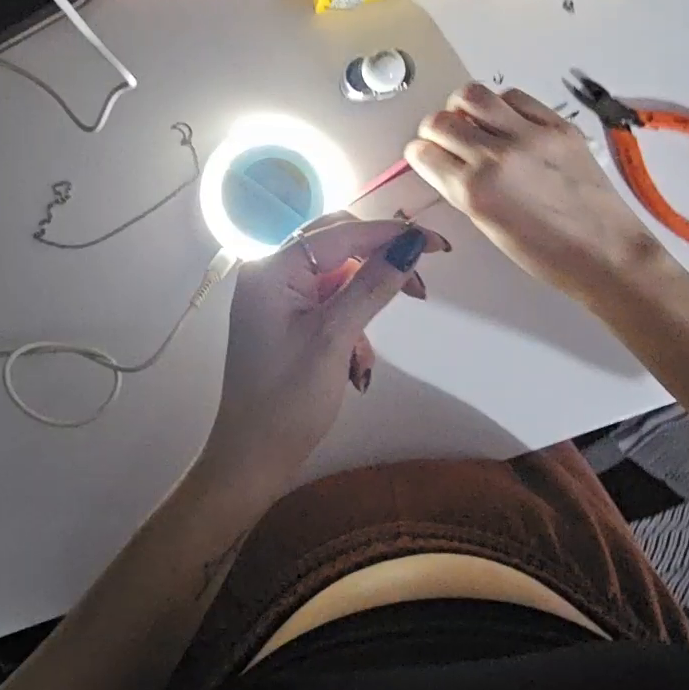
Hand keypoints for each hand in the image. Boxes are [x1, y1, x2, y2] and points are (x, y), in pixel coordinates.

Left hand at [199, 215, 448, 487]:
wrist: (252, 457)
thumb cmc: (288, 400)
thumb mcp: (335, 338)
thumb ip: (372, 285)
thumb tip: (410, 243)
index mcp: (272, 269)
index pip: (341, 232)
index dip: (391, 234)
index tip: (436, 244)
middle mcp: (269, 273)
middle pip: (338, 246)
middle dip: (379, 266)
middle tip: (418, 292)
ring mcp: (274, 297)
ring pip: (337, 277)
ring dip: (362, 307)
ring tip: (364, 358)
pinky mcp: (283, 319)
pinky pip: (328, 303)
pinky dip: (348, 325)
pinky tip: (352, 366)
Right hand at [406, 82, 658, 301]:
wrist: (606, 253)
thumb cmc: (545, 255)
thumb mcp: (488, 227)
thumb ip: (463, 190)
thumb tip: (448, 164)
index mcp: (474, 191)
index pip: (424, 153)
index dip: (419, 154)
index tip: (425, 156)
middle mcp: (496, 156)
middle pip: (441, 121)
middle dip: (433, 130)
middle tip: (443, 139)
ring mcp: (529, 135)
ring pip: (473, 96)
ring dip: (462, 108)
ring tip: (472, 123)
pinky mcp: (558, 125)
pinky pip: (515, 97)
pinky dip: (501, 106)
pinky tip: (506, 123)